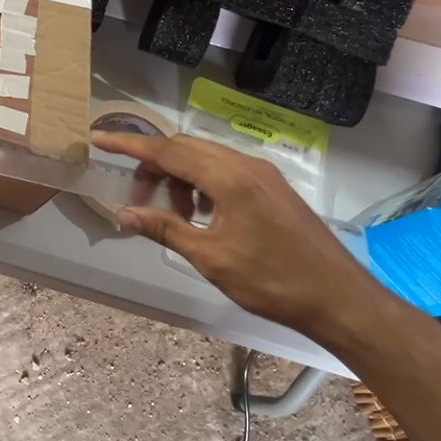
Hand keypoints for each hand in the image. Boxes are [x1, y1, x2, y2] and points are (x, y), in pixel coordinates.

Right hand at [92, 129, 390, 337]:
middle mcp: (245, 165)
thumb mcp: (210, 258)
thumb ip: (164, 229)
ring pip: (205, 158)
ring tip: (174, 216)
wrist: (343, 301)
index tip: (98, 139)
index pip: (166, 151)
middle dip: (154, 166)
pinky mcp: (274, 188)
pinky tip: (204, 216)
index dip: (129, 145)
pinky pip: (225, 170)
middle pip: (184, 148)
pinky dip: (202, 183)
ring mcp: (263, 174)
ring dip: (179, 177)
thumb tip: (124, 213)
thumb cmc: (273, 281)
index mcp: (228, 178)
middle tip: (138, 199)